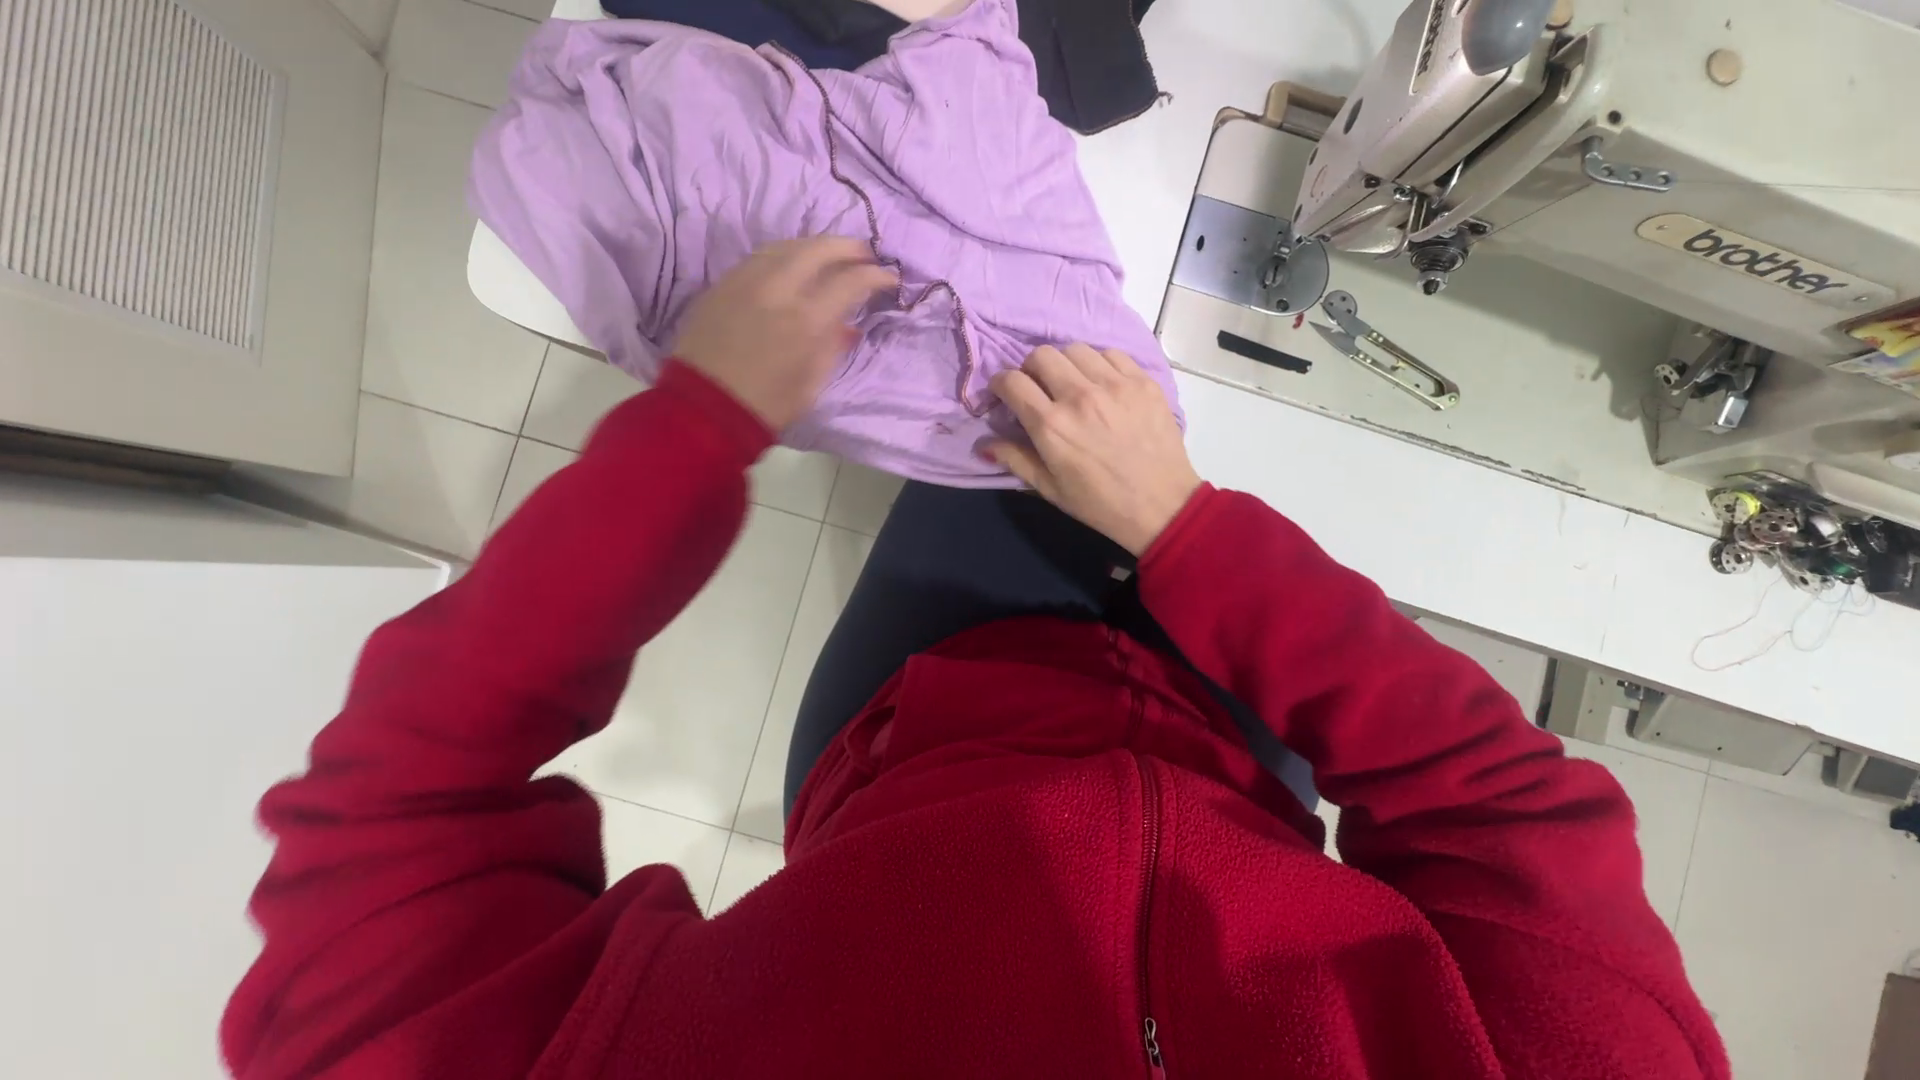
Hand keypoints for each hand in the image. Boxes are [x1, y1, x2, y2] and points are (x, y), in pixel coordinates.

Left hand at [671, 237, 896, 430]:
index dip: (875, 276)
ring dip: (814, 246)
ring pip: (786, 246)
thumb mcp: (811, 384)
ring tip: (829, 255)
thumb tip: (848, 325)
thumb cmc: (765, 406)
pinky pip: (760, 257)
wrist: (702, 409)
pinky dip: (784, 255)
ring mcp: (746, 281)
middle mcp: (777, 289)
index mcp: (805, 320)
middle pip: (818, 249)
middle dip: (847, 247)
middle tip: (864, 253)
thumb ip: (832, 348)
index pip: (849, 282)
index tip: (889, 278)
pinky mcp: (722, 284)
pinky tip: (792, 264)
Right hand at [987, 344, 1201, 555]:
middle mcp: (1079, 396)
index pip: (1012, 382)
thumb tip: (984, 443)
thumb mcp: (1049, 488)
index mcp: (1052, 426)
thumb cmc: (1099, 503)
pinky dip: (1099, 364)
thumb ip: (1015, 459)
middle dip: (1032, 368)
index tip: (1005, 393)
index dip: (1001, 383)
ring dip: (1066, 363)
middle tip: (1039, 387)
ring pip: (1076, 349)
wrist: (1161, 506)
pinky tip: (1102, 384)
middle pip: (1041, 355)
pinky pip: (1111, 354)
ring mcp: (1114, 385)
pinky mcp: (1142, 381)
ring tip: (1072, 383)